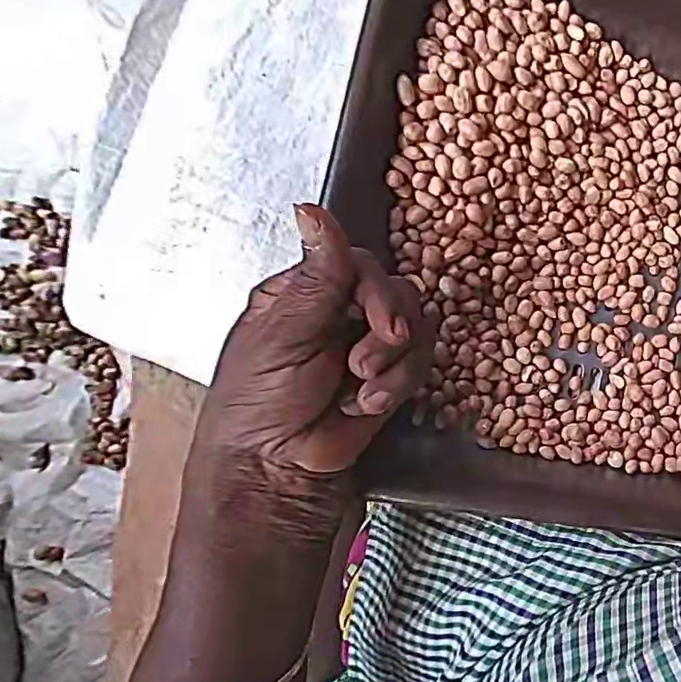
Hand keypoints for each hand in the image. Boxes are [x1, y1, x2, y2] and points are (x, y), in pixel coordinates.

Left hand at [183, 203, 433, 545]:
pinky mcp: (391, 376)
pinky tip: (367, 404)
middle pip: (396, 293)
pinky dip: (398, 385)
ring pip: (416, 327)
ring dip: (394, 363)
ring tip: (361, 389)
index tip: (377, 319)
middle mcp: (341, 313)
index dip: (377, 290)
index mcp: (305, 293)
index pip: (360, 265)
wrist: (279, 471)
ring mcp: (368, 345)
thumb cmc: (259, 404)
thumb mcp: (282, 335)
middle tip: (366, 361)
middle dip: (389, 330)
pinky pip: (420, 362)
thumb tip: (312, 210)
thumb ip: (316, 276)